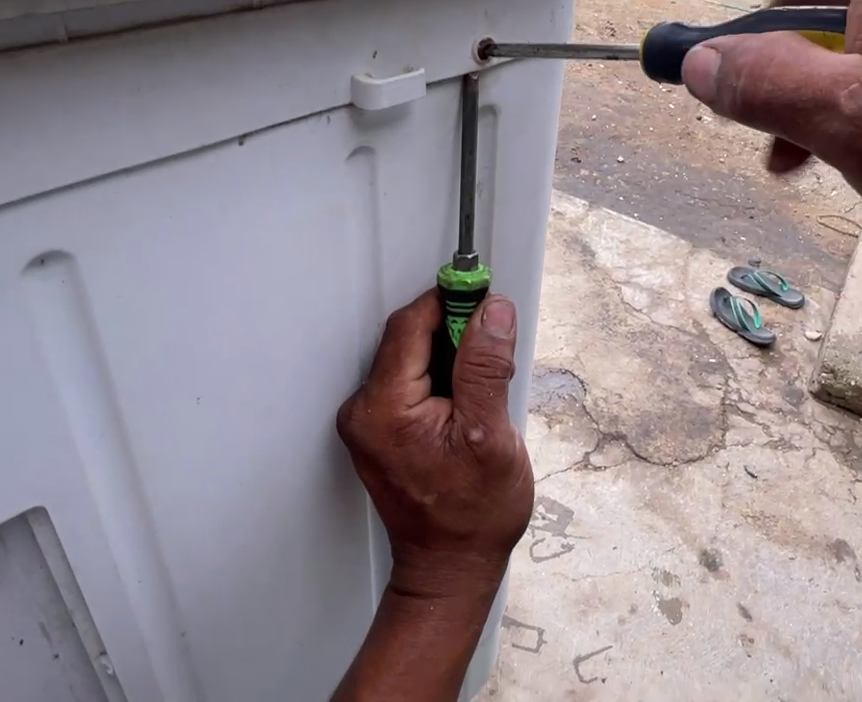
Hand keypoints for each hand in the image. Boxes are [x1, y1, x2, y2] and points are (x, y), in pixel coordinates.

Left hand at [336, 290, 532, 600]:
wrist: (451, 566)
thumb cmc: (471, 516)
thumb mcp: (490, 436)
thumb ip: (486, 368)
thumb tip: (492, 313)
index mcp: (385, 411)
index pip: (410, 326)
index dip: (448, 303)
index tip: (481, 294)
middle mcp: (366, 412)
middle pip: (408, 337)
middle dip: (455, 331)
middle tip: (494, 346)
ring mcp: (370, 420)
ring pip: (412, 355)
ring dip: (452, 354)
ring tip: (484, 389)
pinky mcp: (381, 427)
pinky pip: (411, 378)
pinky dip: (443, 375)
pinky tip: (468, 401)